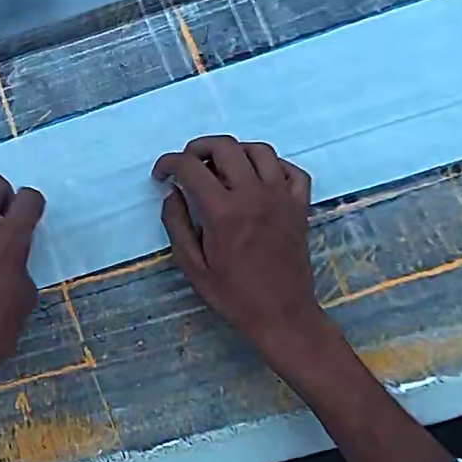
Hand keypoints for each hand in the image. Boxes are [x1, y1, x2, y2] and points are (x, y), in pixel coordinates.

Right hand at [153, 136, 329, 358]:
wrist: (282, 315)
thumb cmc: (232, 294)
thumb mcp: (190, 264)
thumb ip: (176, 223)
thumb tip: (171, 192)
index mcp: (223, 211)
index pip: (190, 166)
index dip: (168, 164)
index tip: (161, 176)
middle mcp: (254, 195)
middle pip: (225, 146)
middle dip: (197, 149)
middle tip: (187, 167)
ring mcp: (282, 198)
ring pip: (259, 150)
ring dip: (234, 152)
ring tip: (220, 169)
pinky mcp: (300, 206)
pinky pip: (290, 170)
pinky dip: (271, 166)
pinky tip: (255, 180)